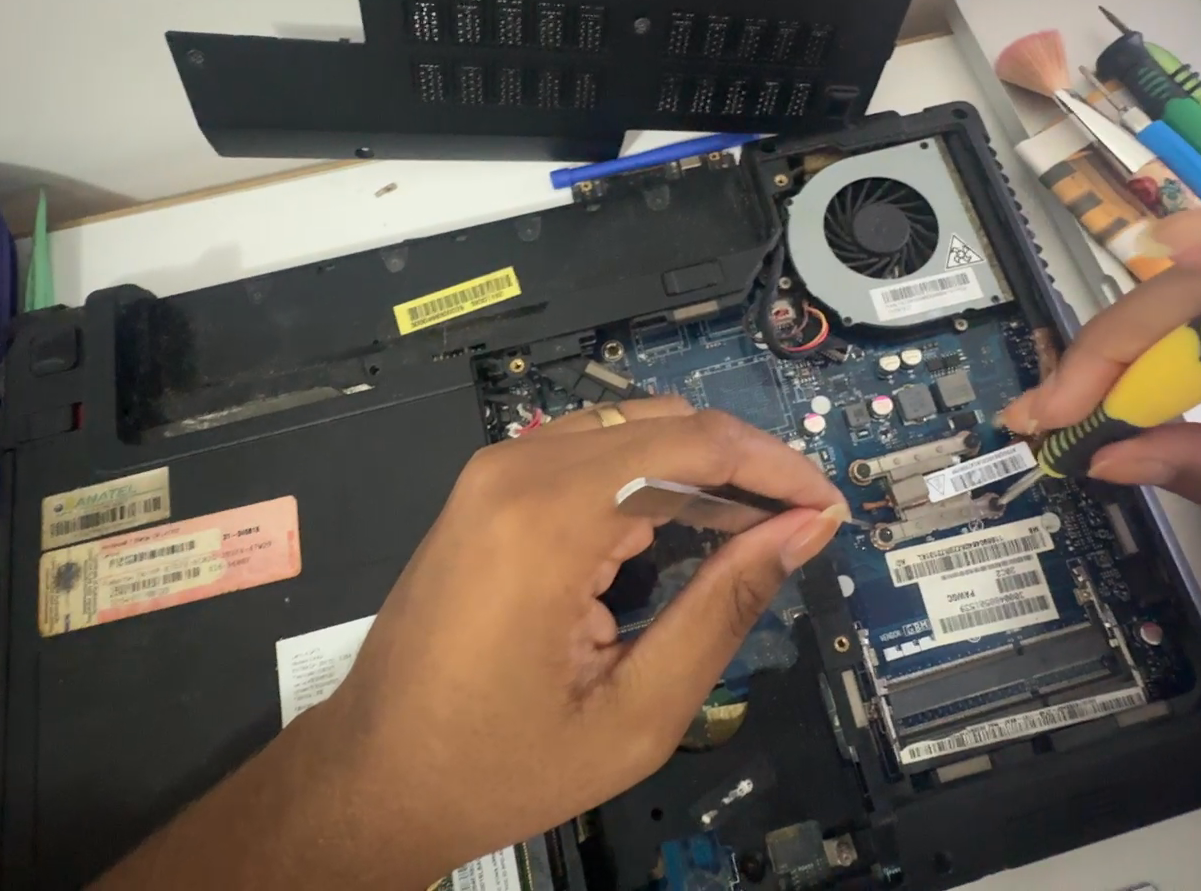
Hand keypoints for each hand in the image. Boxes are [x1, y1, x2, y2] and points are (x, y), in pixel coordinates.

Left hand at [320, 397, 845, 887]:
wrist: (374, 775)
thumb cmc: (500, 763)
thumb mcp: (638, 710)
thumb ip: (727, 605)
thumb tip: (802, 530)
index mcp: (549, 515)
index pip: (695, 444)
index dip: (776, 467)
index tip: (827, 507)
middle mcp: (520, 465)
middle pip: (668, 424)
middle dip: (747, 466)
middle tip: (799, 523)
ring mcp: (500, 467)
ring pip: (635, 428)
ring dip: (704, 469)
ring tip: (756, 527)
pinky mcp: (495, 482)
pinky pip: (597, 451)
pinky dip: (655, 476)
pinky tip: (687, 523)